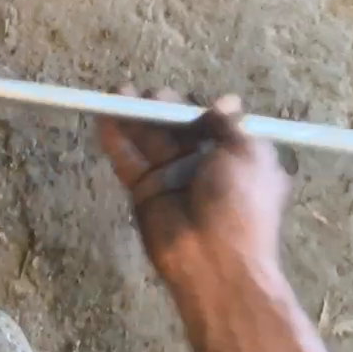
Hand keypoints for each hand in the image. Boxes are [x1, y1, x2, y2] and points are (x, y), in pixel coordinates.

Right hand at [97, 90, 289, 285]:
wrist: (215, 259)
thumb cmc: (240, 204)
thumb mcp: (248, 155)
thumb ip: (229, 126)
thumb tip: (226, 100)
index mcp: (236, 157)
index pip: (212, 124)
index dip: (199, 109)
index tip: (191, 99)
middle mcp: (203, 164)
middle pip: (176, 127)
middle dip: (161, 107)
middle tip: (147, 94)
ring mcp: (171, 176)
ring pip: (148, 138)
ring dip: (133, 115)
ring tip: (116, 92)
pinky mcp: (144, 188)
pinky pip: (128, 158)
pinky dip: (115, 137)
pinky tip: (103, 115)